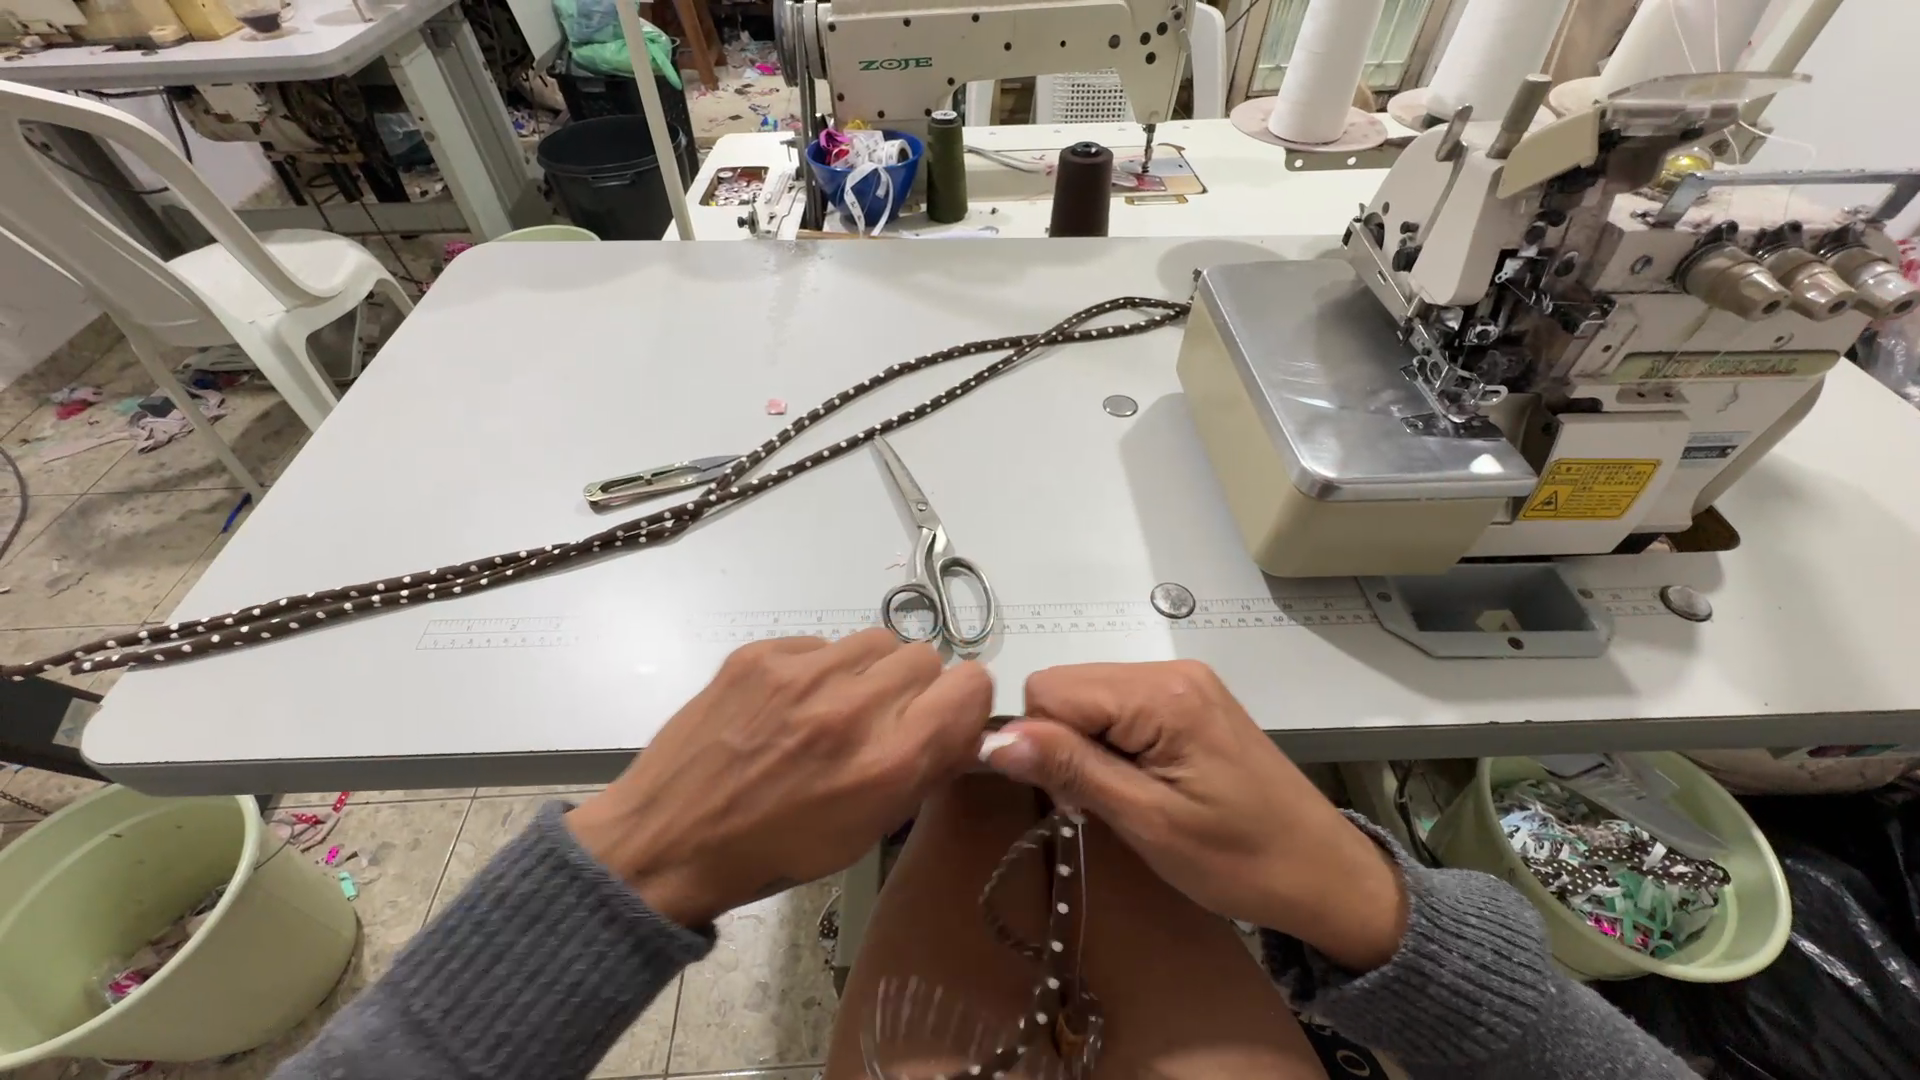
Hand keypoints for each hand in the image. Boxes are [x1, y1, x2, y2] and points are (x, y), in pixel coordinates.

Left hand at [569, 629, 991, 925]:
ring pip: (877, 640)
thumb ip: (926, 770)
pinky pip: (822, 643)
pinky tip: (790, 704)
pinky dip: (820, 668)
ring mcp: (800, 673)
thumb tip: (963, 723)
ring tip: (835, 706)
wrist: (667, 840)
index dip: (963, 701)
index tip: (942, 717)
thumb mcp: (867, 832)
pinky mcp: (759, 654)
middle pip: (925, 656)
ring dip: (869, 672)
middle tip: (880, 719)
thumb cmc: (775, 850)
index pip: (970, 684)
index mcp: (886, 764)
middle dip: (914, 688)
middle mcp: (850, 708)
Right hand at [984, 661, 1406, 971]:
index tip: (1073, 798)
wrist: (1322, 873)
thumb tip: (993, 739)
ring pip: (1086, 694)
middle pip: (1066, 686)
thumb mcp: (1147, 822)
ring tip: (1124, 793)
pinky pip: (1116, 702)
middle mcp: (1168, 669)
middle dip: (1062, 742)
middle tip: (1101, 799)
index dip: (1043, 744)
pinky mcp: (1187, 695)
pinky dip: (1109, 739)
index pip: (1050, 690)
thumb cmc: (1238, 860)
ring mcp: (1181, 678)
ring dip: (1084, 743)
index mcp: (1161, 694)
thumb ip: (1070, 769)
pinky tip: (1138, 776)